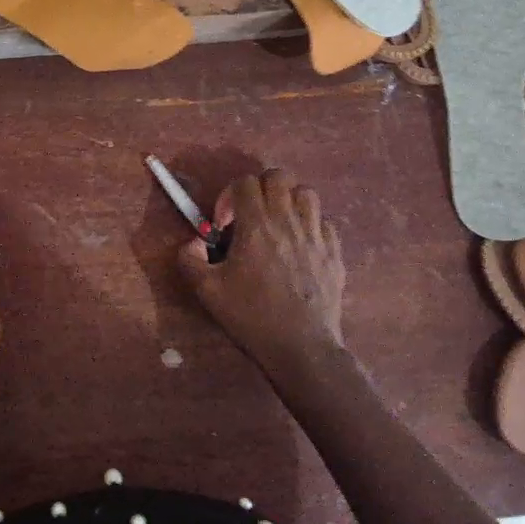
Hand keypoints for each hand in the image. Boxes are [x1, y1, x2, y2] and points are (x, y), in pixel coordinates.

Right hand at [178, 169, 344, 373]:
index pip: (244, 182)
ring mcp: (315, 235)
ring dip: (288, 200)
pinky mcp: (335, 252)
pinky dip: (310, 225)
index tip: (224, 225)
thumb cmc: (252, 316)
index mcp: (256, 225)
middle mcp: (288, 220)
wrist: (302, 348)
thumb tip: (193, 243)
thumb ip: (190, 259)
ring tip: (278, 224)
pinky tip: (300, 246)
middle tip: (250, 215)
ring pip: (306, 193)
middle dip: (259, 188)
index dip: (228, 196)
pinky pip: (324, 222)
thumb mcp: (208, 291)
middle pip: (277, 176)